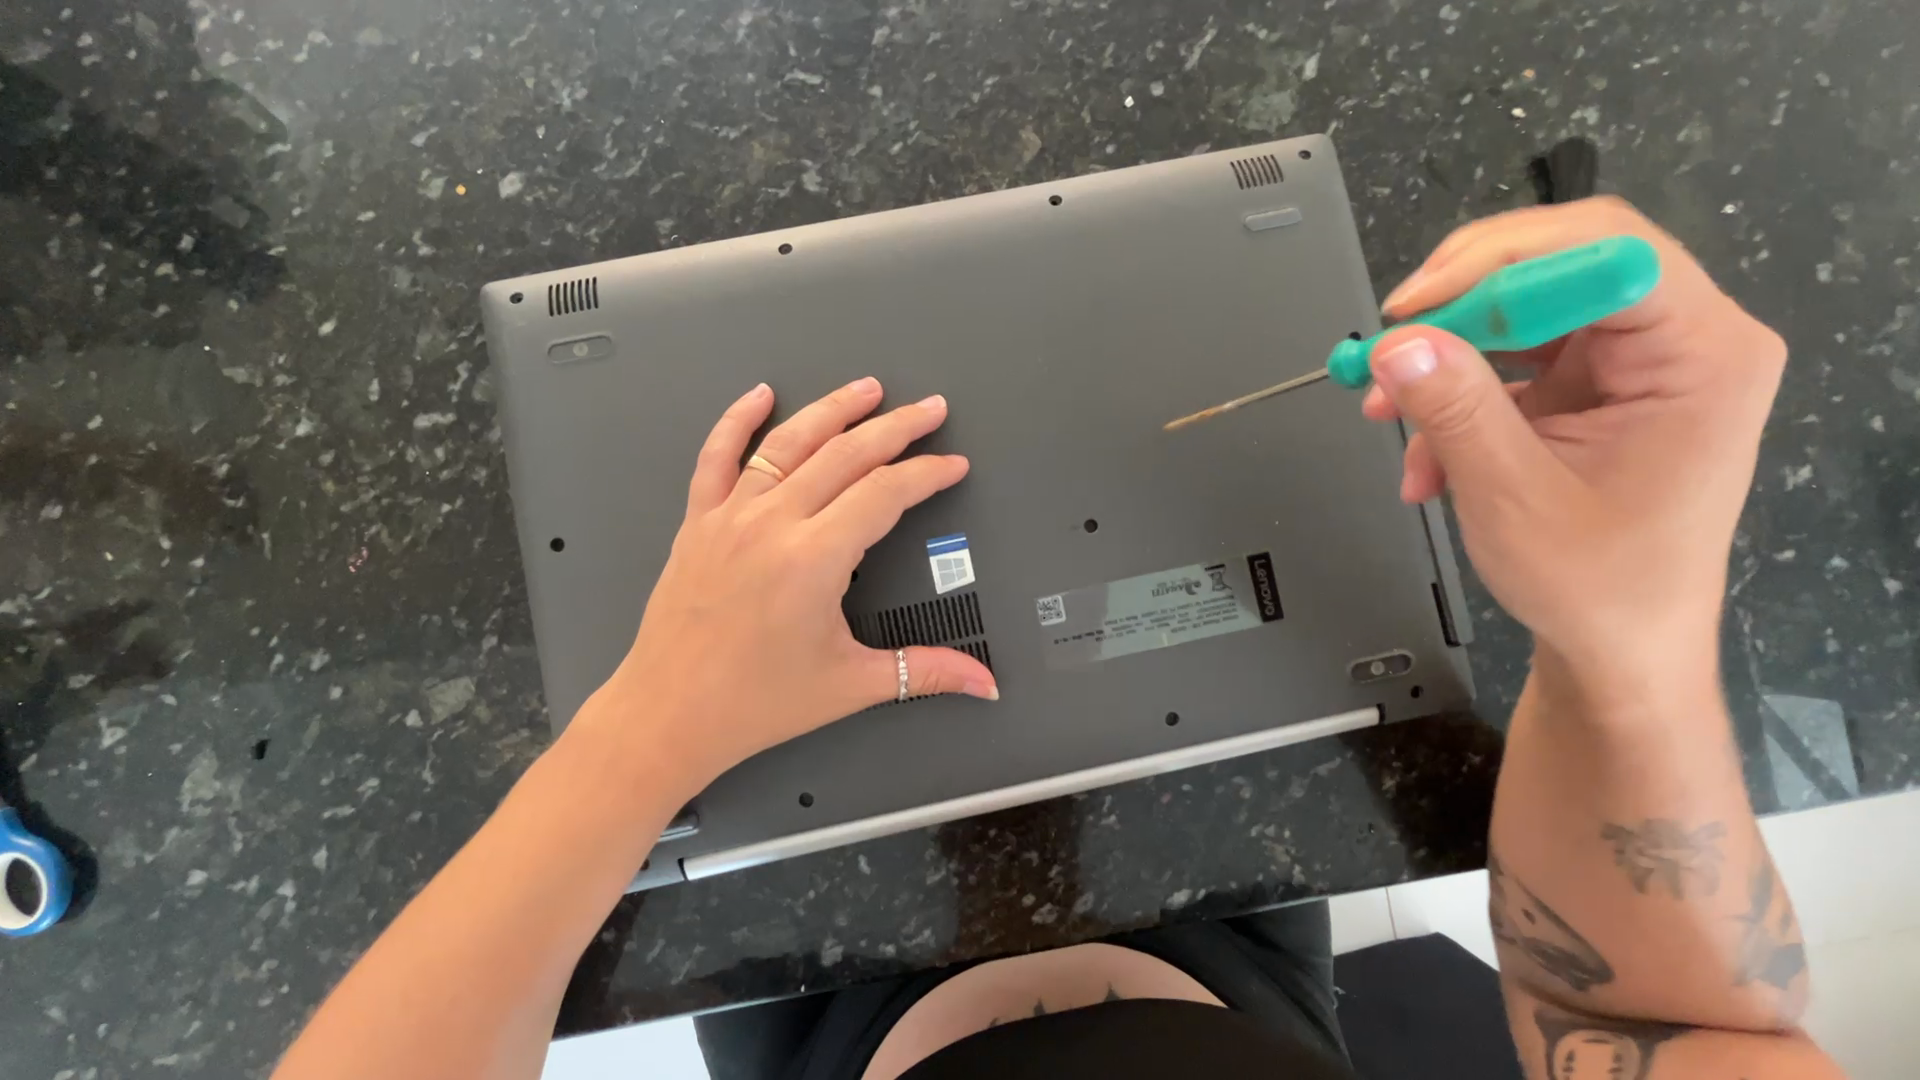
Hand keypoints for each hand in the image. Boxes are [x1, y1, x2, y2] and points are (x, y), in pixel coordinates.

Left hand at [569, 378, 997, 791]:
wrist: (668, 715)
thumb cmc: (752, 704)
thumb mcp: (850, 685)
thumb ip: (924, 672)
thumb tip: (982, 682)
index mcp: (813, 559)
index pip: (885, 493)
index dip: (926, 473)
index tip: (952, 465)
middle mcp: (772, 525)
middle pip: (846, 453)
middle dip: (896, 426)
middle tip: (930, 409)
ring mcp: (730, 518)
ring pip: (789, 442)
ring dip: (832, 409)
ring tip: (867, 389)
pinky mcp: (699, 523)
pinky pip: (717, 457)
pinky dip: (737, 421)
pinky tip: (758, 396)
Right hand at [1359, 197, 1785, 678]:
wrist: (1616, 644)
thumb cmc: (1593, 583)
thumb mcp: (1511, 494)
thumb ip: (1455, 409)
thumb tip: (1395, 344)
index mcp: (1701, 354)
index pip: (1604, 252)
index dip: (1498, 264)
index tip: (1411, 311)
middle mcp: (1678, 342)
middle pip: (1558, 268)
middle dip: (1460, 308)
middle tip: (1390, 346)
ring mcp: (1632, 366)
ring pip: (1522, 315)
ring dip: (1445, 361)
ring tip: (1387, 409)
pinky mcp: (1591, 391)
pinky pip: (1509, 365)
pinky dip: (1454, 399)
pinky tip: (1424, 455)